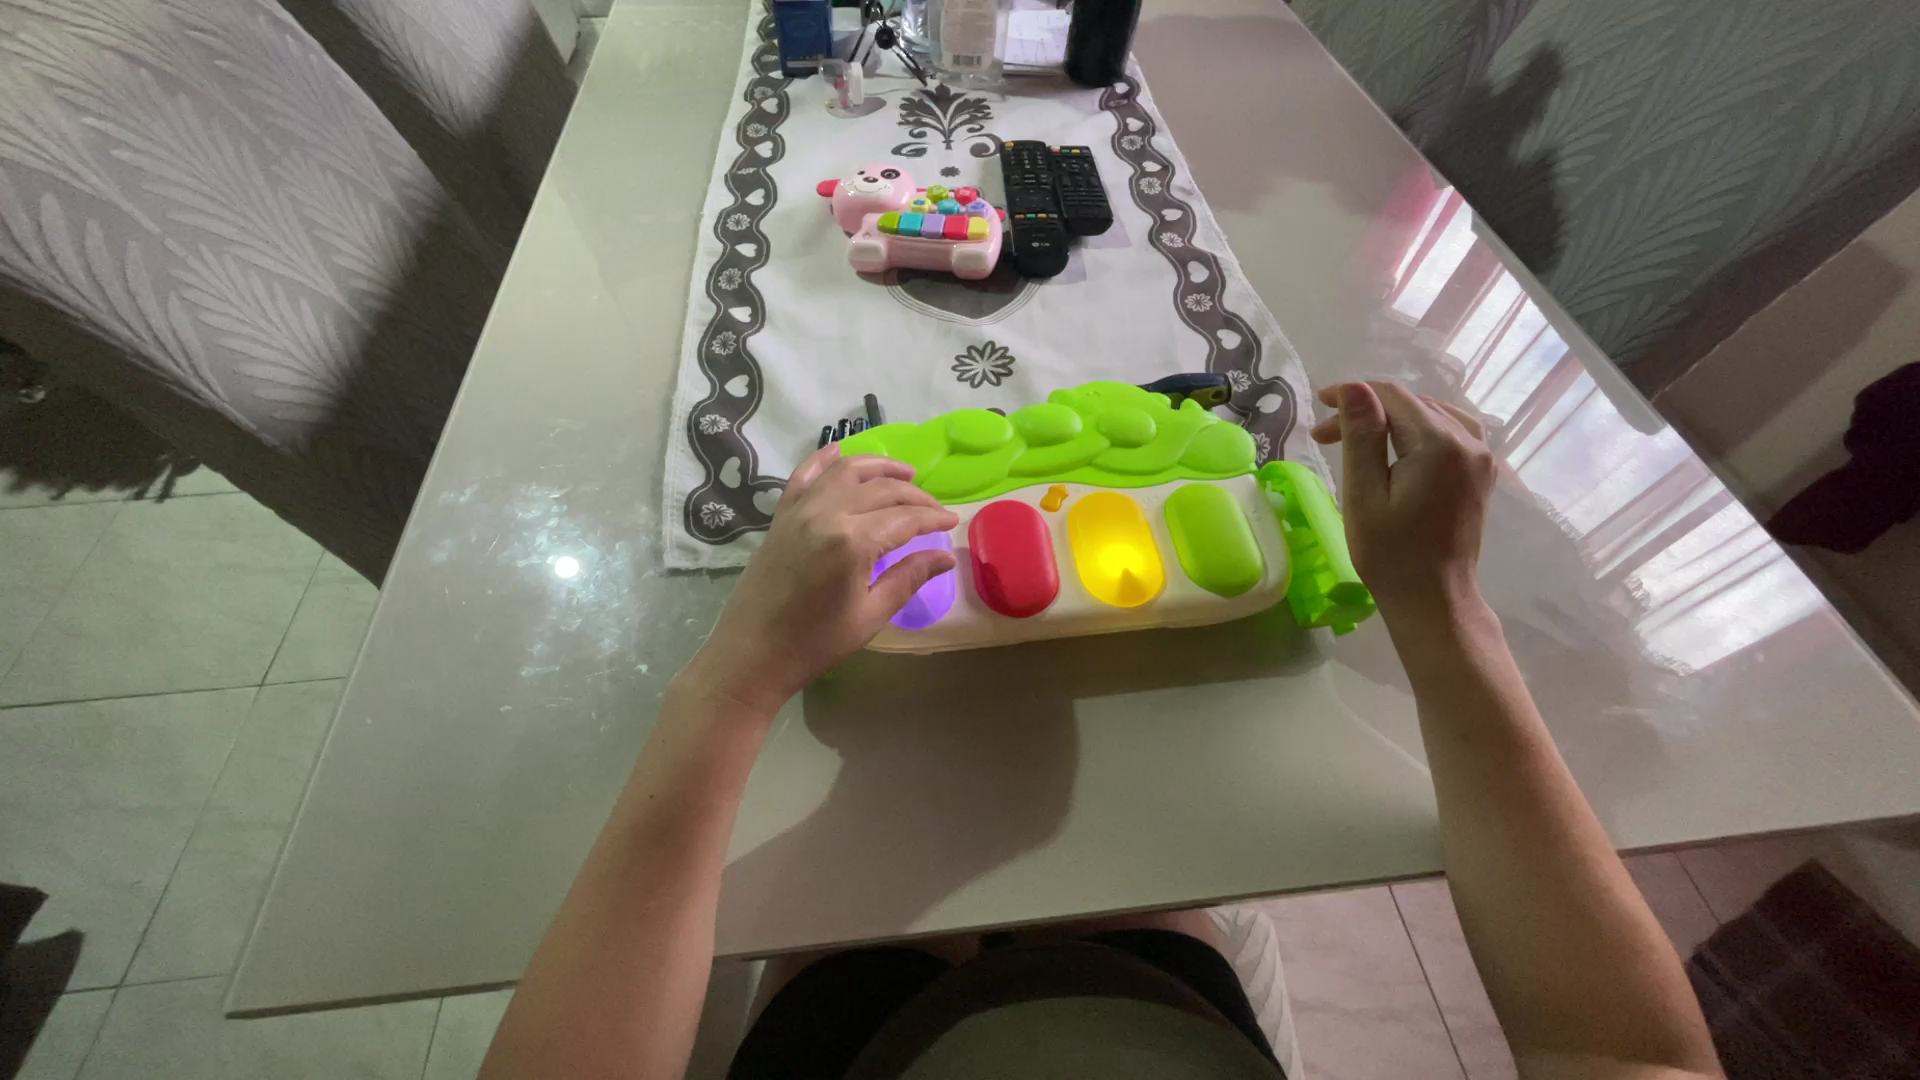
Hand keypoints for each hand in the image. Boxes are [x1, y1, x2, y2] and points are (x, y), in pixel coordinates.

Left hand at [682, 444, 958, 714]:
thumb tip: (946, 556)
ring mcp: (799, 510)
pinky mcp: (781, 516)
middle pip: (881, 489)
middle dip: (914, 496)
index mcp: (852, 542)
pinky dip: (825, 459)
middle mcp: (826, 514)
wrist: (752, 653)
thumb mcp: (870, 614)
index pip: (905, 517)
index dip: (933, 517)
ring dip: (879, 467)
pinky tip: (842, 452)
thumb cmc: (816, 643)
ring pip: (846, 471)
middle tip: (935, 509)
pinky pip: (804, 474)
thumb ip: (909, 577)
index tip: (953, 521)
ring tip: (905, 474)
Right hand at [1310, 381, 1494, 618]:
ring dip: (1391, 417)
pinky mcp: (1481, 472)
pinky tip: (1398, 443)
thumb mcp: (1363, 494)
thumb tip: (1352, 388)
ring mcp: (1481, 457)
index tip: (1317, 406)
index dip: (1352, 395)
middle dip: (1367, 410)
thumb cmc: (1389, 553)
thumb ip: (1361, 437)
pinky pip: (1451, 431)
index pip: (1392, 397)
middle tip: (1324, 436)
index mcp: (1439, 445)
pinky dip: (1418, 428)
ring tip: (1356, 437)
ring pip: (1433, 413)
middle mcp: (1469, 442)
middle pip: (1412, 403)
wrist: (1433, 596)